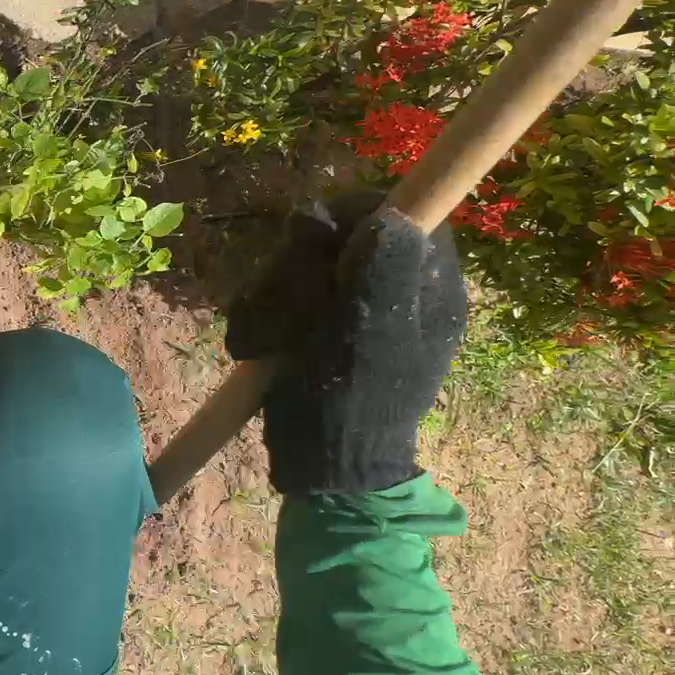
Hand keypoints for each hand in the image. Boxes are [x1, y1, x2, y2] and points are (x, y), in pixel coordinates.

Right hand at [226, 193, 466, 493]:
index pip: (394, 212)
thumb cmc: (352, 403)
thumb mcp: (369, 336)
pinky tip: (252, 347)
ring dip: (265, 302)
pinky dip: (254, 320)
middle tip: (281, 313)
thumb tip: (388, 215)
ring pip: (290, 267)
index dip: (349, 215)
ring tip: (260, 342)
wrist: (320, 461)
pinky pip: (269, 296)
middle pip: (327, 238)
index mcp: (422, 286)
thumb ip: (378, 273)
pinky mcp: (304, 323)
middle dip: (291, 273)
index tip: (313, 241)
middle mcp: (383, 287)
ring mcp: (340, 306)